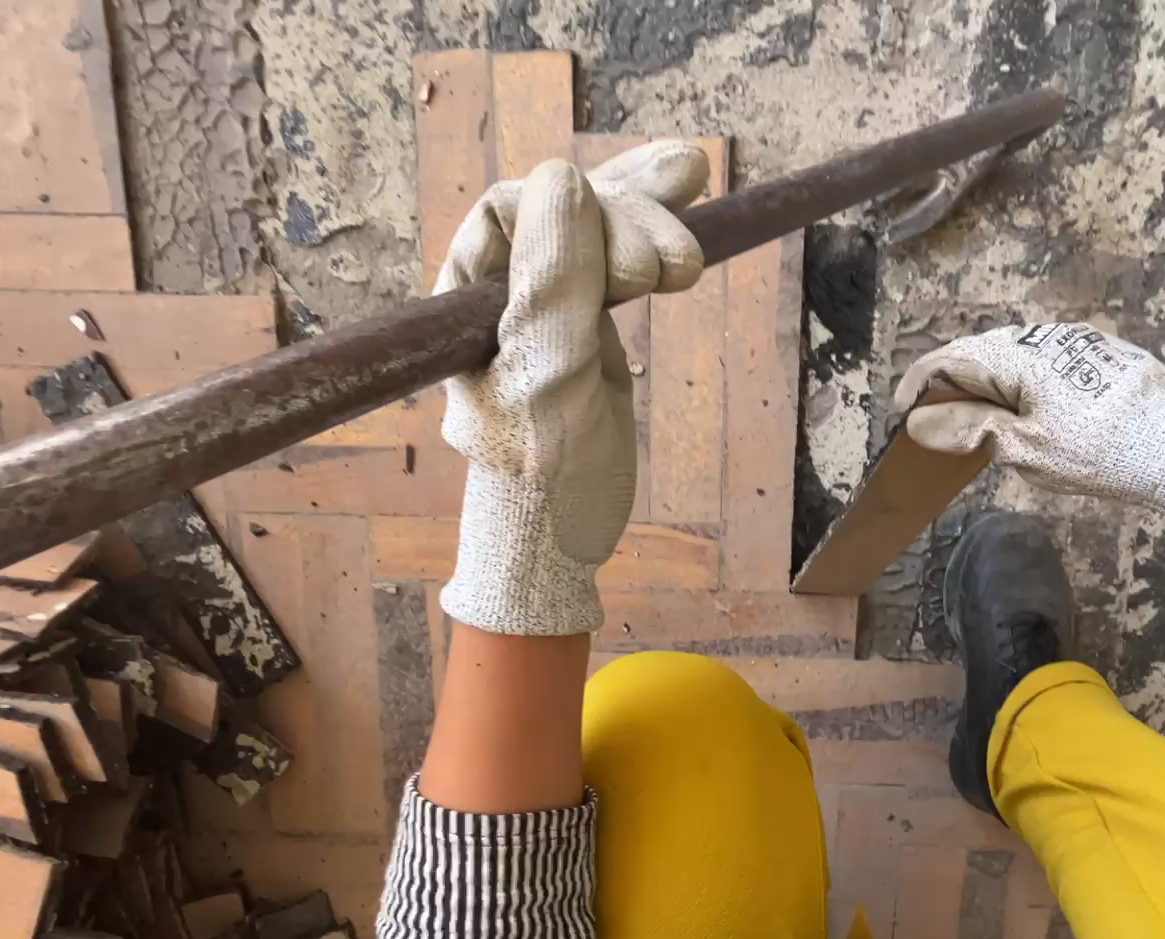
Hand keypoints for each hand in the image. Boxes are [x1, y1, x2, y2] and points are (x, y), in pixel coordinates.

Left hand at [436, 143, 709, 634]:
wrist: (565, 538)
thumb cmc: (544, 477)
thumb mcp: (549, 382)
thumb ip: (553, 286)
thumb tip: (564, 177)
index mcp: (469, 306)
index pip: (513, 216)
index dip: (579, 221)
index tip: (641, 269)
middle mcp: (504, 298)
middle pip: (563, 219)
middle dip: (627, 223)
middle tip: (683, 264)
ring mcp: (550, 311)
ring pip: (595, 234)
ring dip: (646, 208)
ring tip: (695, 175)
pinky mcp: (588, 331)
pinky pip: (617, 269)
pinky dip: (651, 238)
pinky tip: (687, 201)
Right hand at [894, 322, 1164, 558]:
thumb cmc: (1095, 453)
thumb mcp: (1023, 448)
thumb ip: (969, 427)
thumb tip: (920, 418)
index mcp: (1021, 358)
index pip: (954, 358)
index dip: (920, 382)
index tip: (901, 410)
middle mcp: (1045, 339)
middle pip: (979, 349)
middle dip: (948, 378)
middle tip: (931, 413)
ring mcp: (1073, 343)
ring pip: (1009, 351)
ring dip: (982, 377)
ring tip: (968, 411)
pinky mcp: (1094, 353)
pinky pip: (1037, 357)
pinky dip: (1012, 378)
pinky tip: (1015, 404)